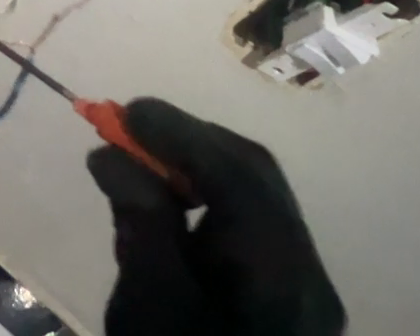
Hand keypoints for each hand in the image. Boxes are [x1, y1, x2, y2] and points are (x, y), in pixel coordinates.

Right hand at [88, 99, 345, 335]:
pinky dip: (205, 196)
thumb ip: (138, 223)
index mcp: (284, 282)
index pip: (241, 179)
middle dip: (189, 141)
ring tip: (139, 157)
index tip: (127, 110)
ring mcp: (302, 284)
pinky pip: (248, 221)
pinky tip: (168, 198)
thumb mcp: (148, 309)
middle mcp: (308, 275)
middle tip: (129, 125)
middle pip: (255, 177)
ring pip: (254, 194)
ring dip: (195, 164)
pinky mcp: (284, 291)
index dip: (182, 133)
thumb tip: (111, 151)